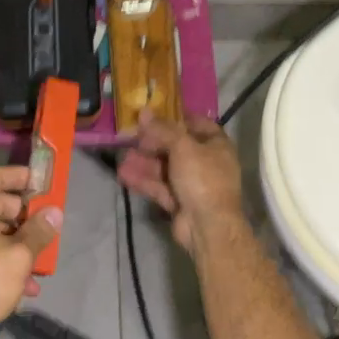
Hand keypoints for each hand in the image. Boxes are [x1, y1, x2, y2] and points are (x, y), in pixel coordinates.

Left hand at [0, 165, 60, 338]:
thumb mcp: (18, 258)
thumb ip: (38, 232)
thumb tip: (54, 212)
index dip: (18, 176)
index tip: (40, 181)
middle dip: (24, 218)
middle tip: (47, 229)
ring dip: (17, 247)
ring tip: (40, 267)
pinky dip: (2, 264)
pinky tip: (23, 289)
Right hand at [116, 111, 245, 250]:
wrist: (208, 226)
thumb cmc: (202, 178)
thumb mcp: (183, 147)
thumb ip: (162, 129)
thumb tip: (144, 112)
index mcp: (217, 145)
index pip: (197, 124)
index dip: (176, 118)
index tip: (154, 115)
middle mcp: (206, 163)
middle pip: (177, 147)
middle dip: (153, 143)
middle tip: (131, 138)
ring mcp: (193, 184)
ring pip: (165, 169)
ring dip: (144, 163)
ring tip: (122, 158)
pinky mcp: (180, 202)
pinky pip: (160, 187)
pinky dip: (144, 181)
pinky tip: (124, 175)